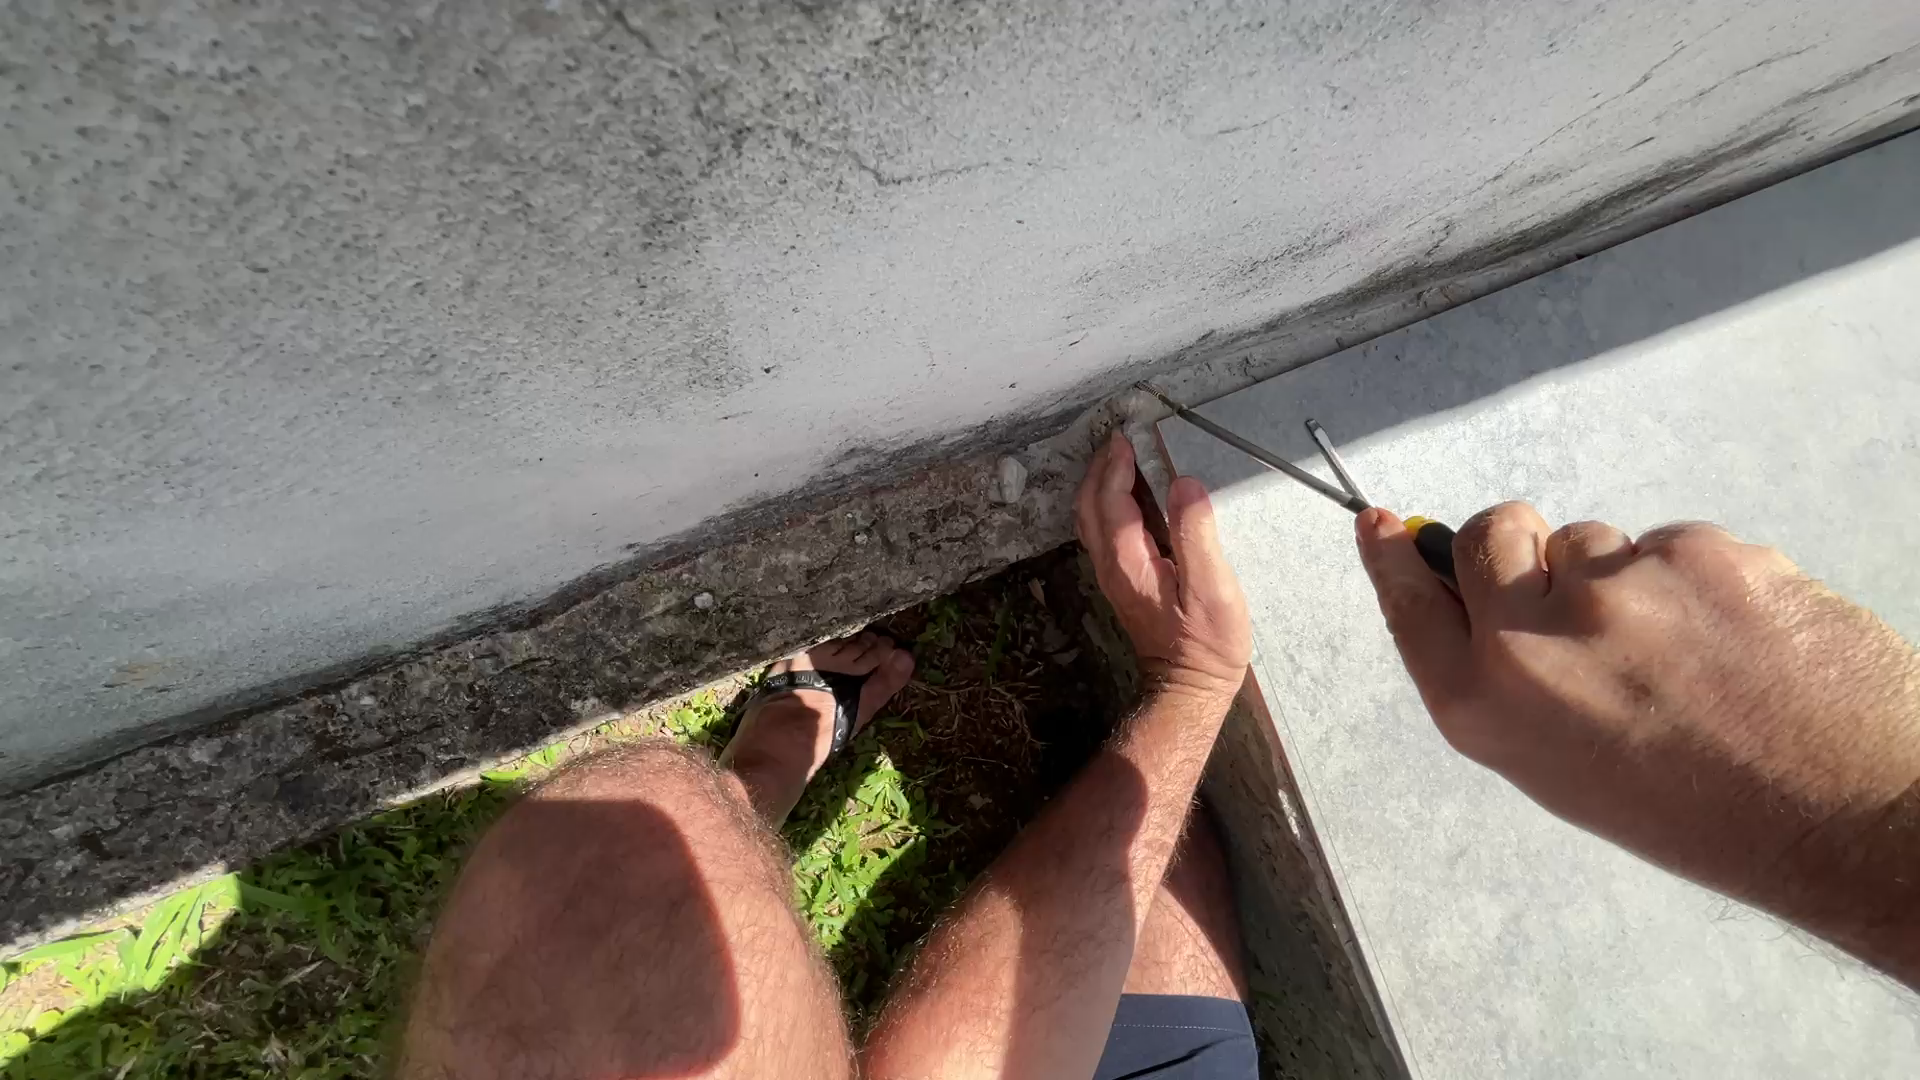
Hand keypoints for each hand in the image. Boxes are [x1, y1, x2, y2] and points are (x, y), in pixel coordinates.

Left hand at [1074, 432, 1251, 699]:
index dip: (1116, 466)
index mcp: (1129, 562)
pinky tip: (1126, 496)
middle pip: (1090, 506)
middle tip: (1120, 439)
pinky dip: (1105, 503)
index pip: (1111, 501)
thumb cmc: (1206, 642)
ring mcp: (1111, 574)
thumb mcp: (1213, 590)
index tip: (1126, 436)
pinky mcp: (1119, 581)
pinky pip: (1101, 531)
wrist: (1187, 686)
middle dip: (1100, 468)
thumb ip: (1196, 535)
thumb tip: (1183, 484)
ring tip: (1120, 459)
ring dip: (1099, 484)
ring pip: (1090, 519)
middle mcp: (1110, 565)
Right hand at [1356, 503, 1919, 977]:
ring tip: (1678, 640)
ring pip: (1590, 539)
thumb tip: (1465, 593)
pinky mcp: (1708, 557)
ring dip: (1615, 574)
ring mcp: (1619, 590)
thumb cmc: (1678, 803)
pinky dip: (1691, 578)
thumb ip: (1488, 672)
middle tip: (1561, 583)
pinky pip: (1671, 544)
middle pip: (1491, 534)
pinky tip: (1734, 632)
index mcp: (1483, 701)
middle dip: (1516, 543)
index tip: (1376, 521)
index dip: (1389, 557)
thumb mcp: (1544, 756)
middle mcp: (1530, 640)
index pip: (1410, 604)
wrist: (1859, 822)